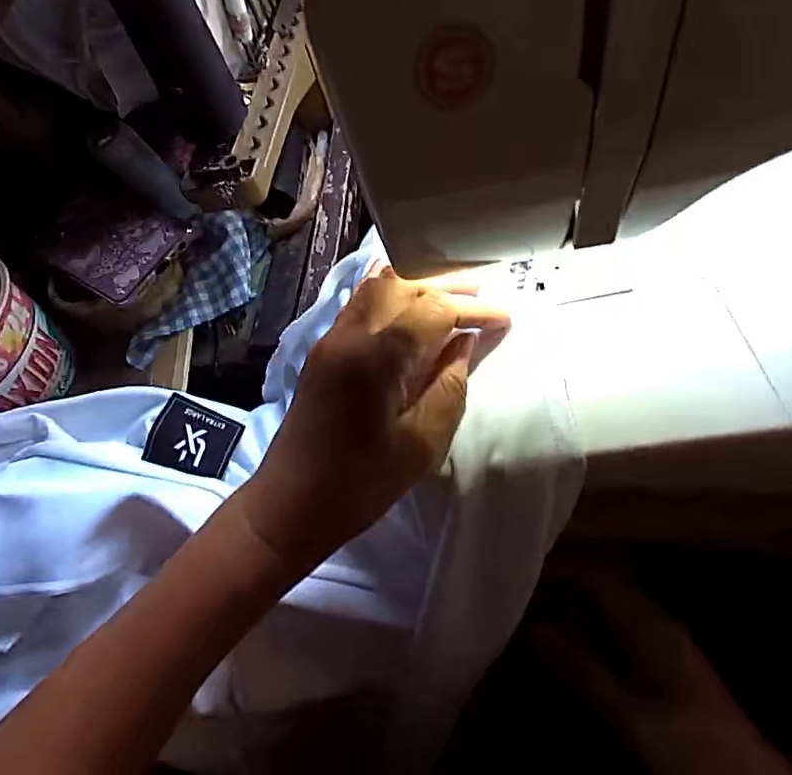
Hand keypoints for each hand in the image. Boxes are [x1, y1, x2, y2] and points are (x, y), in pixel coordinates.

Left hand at [235, 266, 510, 563]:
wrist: (288, 507)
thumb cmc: (361, 483)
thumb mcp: (422, 443)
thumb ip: (449, 386)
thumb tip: (464, 343)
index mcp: (376, 357)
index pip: (433, 311)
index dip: (472, 310)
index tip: (503, 317)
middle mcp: (350, 335)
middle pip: (403, 285)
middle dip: (445, 285)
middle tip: (481, 291)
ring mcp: (331, 339)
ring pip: (377, 286)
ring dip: (416, 283)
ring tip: (450, 291)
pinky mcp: (323, 350)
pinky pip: (360, 302)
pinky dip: (390, 292)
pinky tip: (408, 301)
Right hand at [536, 575, 791, 774]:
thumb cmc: (687, 744)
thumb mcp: (628, 714)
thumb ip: (584, 671)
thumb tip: (539, 629)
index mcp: (651, 626)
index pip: (602, 581)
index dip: (568, 577)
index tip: (531, 582)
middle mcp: (663, 623)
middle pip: (613, 593)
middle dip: (576, 597)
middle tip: (535, 607)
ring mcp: (673, 642)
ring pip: (622, 613)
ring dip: (590, 618)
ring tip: (553, 628)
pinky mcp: (676, 663)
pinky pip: (633, 632)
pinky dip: (607, 636)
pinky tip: (590, 654)